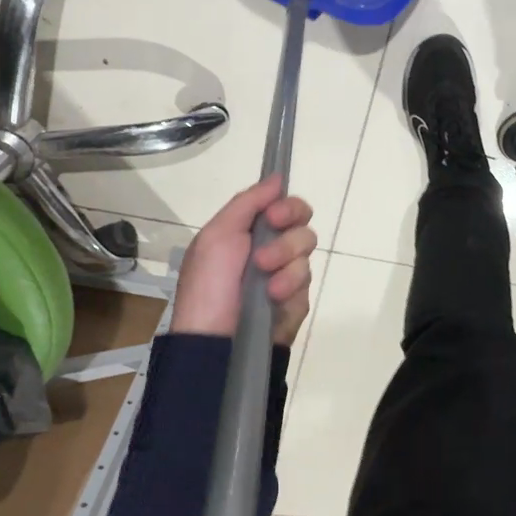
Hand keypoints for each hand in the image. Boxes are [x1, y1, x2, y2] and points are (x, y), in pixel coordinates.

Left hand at [170, 175, 315, 345]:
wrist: (213, 339)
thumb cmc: (208, 284)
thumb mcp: (217, 235)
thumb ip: (248, 202)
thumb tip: (278, 177)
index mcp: (251, 232)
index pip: (287, 207)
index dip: (288, 207)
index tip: (275, 217)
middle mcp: (272, 250)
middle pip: (304, 227)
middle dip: (287, 240)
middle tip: (265, 257)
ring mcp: (286, 276)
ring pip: (306, 254)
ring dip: (285, 266)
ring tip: (267, 287)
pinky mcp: (297, 301)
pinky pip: (307, 283)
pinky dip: (290, 288)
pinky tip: (273, 299)